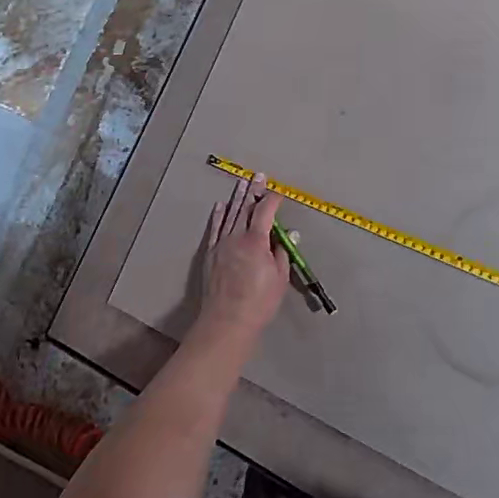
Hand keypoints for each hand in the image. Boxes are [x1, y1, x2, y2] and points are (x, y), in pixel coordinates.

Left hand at [198, 173, 291, 336]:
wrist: (227, 320)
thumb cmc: (258, 302)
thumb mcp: (279, 278)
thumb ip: (281, 253)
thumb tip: (287, 237)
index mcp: (255, 241)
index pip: (265, 212)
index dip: (272, 200)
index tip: (278, 192)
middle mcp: (236, 237)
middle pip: (245, 208)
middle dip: (253, 191)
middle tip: (258, 177)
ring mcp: (221, 244)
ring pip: (229, 215)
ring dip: (236, 198)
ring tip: (241, 183)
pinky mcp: (210, 253)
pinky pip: (215, 228)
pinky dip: (218, 215)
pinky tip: (220, 206)